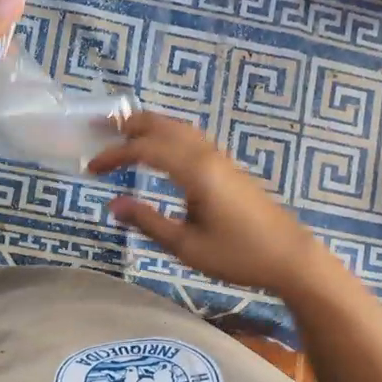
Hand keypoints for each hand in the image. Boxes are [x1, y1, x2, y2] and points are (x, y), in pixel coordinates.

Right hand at [88, 112, 339, 294]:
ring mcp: (219, 157)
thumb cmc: (238, 256)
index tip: (91, 169)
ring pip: (177, 127)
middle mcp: (206, 155)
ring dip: (147, 126)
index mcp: (195, 171)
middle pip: (161, 125)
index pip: (144, 149)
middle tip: (97, 129)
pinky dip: (165, 133)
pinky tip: (157, 147)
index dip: (114, 155)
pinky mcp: (226, 166)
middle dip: (127, 124)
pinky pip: (189, 136)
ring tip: (121, 133)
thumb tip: (114, 205)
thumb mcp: (186, 246)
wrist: (290, 257)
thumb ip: (148, 222)